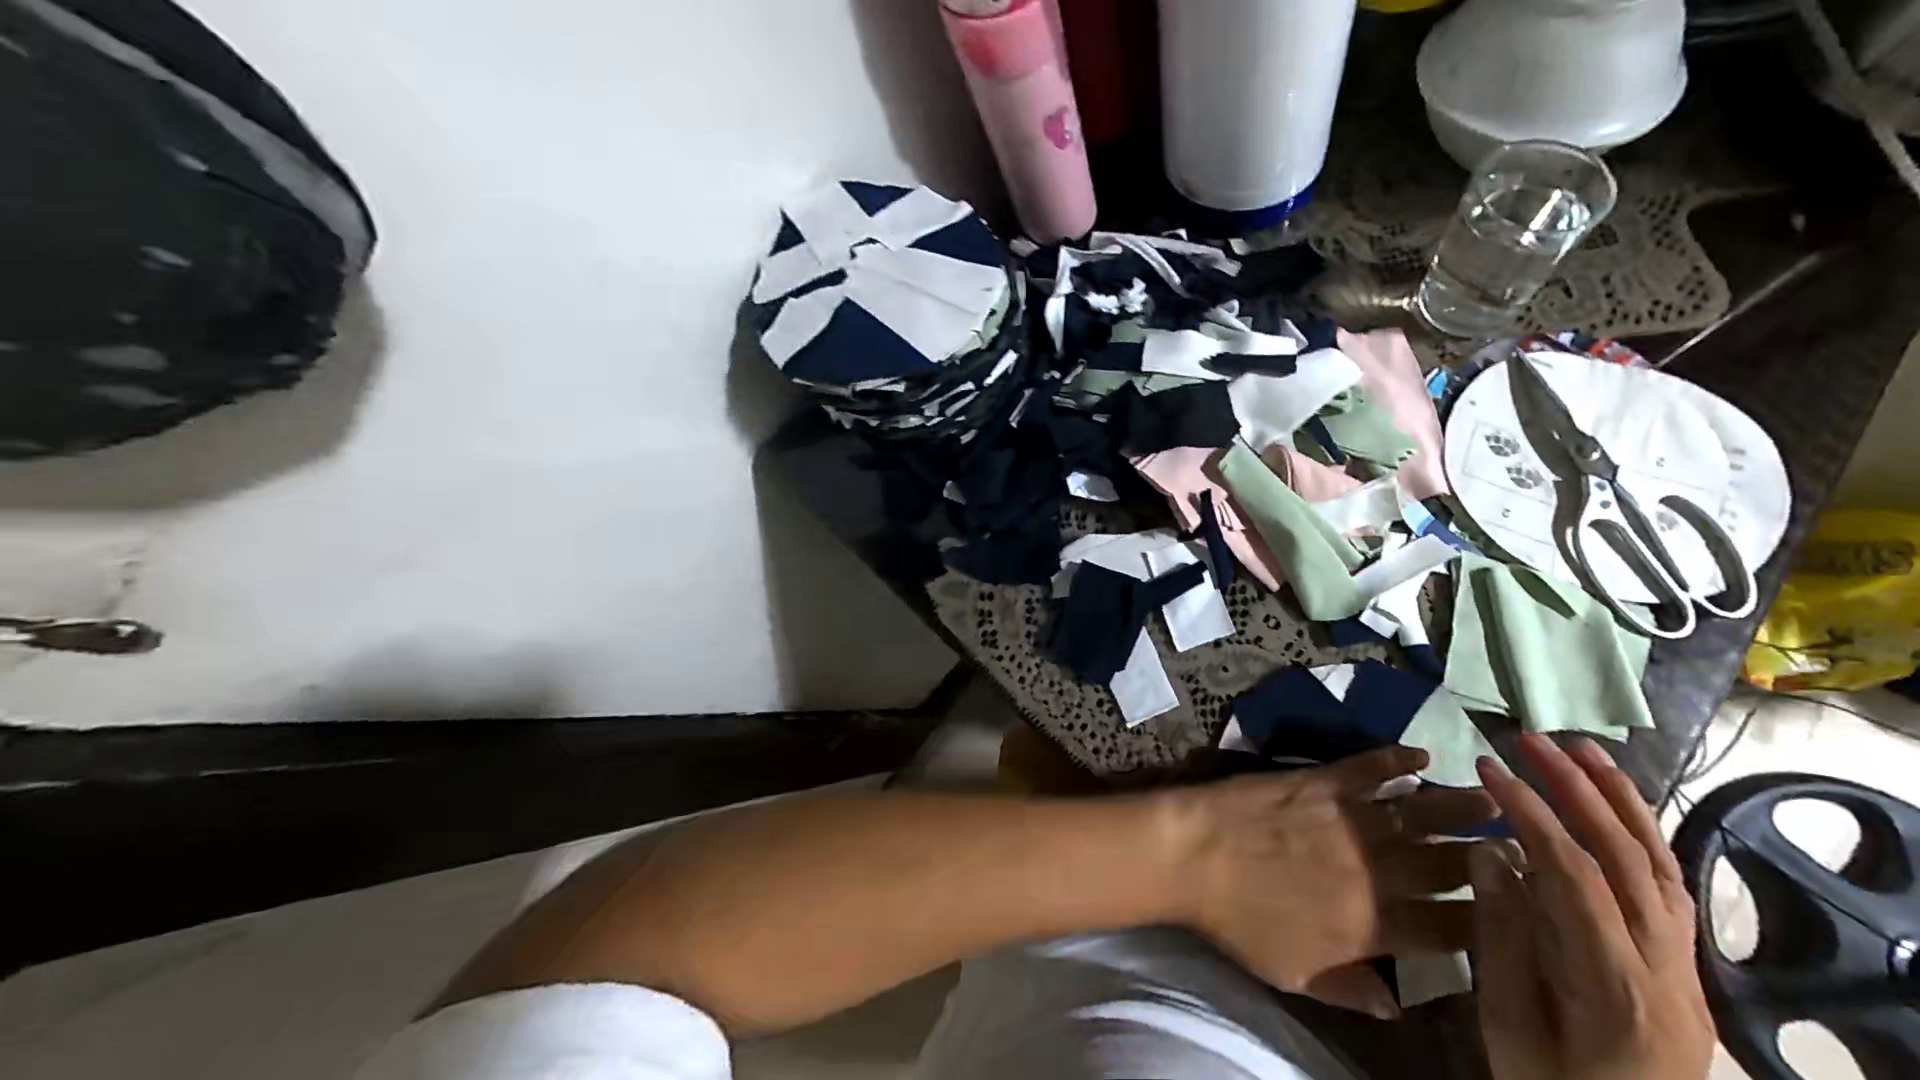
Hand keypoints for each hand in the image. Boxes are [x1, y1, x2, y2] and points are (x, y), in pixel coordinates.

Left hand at [1170, 746, 1498, 1018]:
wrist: (1190, 855)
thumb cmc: (1236, 920)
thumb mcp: (1292, 974)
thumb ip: (1351, 991)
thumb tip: (1401, 1008)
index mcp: (1374, 926)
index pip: (1454, 929)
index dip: (1496, 920)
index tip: (1527, 910)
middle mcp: (1375, 872)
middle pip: (1450, 867)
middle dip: (1494, 858)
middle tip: (1528, 846)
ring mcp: (1347, 822)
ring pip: (1420, 814)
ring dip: (1461, 806)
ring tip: (1495, 798)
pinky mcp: (1318, 784)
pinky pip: (1367, 769)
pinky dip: (1395, 759)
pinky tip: (1419, 755)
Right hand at [1473, 735, 1715, 1079]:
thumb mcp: (1508, 1021)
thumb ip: (1502, 936)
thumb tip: (1491, 853)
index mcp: (1615, 984)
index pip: (1574, 874)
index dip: (1531, 812)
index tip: (1486, 769)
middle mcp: (1666, 968)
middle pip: (1627, 859)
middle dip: (1578, 790)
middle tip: (1530, 740)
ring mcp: (1685, 968)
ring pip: (1661, 868)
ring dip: (1621, 802)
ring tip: (1583, 752)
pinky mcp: (1684, 968)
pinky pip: (1670, 889)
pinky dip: (1643, 837)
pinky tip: (1615, 810)